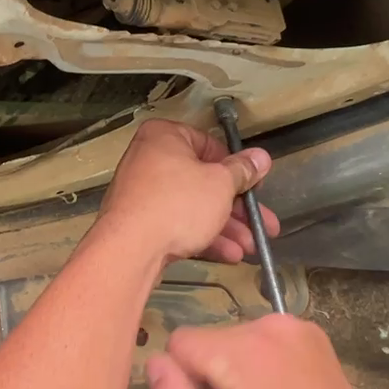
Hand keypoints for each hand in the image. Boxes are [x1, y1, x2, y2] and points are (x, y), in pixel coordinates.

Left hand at [98, 119, 279, 262]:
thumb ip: (242, 171)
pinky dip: (203, 235)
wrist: (131, 249)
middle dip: (235, 205)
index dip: (235, 167)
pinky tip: (228, 253)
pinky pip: (178, 223)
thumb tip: (258, 158)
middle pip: (203, 179)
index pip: (209, 144)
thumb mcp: (220, 184)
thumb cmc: (171, 205)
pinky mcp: (142, 221)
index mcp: (164, 136)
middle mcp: (150, 159)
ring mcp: (144, 191)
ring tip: (249, 244)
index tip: (253, 183)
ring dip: (224, 225)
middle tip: (258, 221)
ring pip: (193, 205)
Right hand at [146, 316, 388, 388]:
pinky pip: (262, 339)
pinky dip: (263, 365)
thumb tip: (155, 363)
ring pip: (234, 339)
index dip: (188, 385)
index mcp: (247, 352)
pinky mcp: (312, 332)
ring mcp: (298, 325)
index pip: (180, 344)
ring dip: (238, 373)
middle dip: (215, 379)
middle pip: (210, 341)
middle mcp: (273, 325)